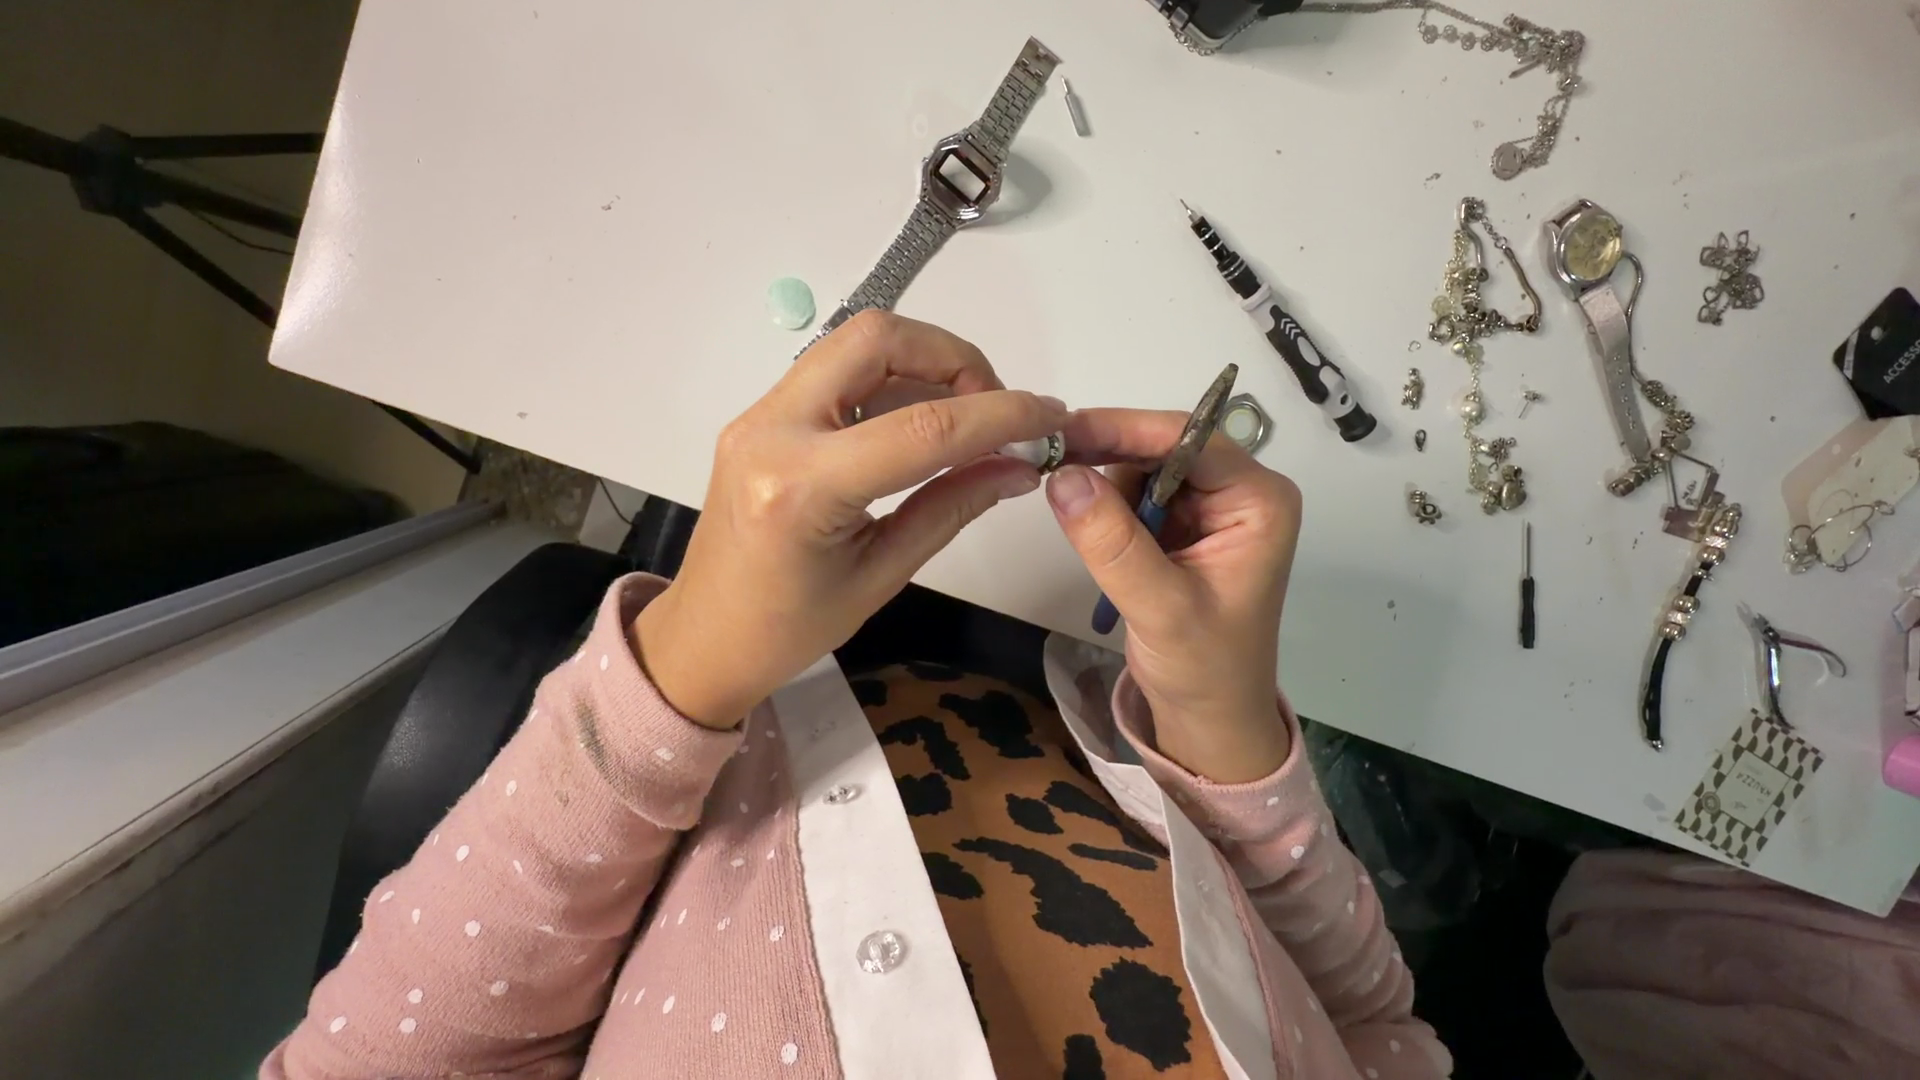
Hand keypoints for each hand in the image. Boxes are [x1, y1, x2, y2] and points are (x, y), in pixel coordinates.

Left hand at [632, 312, 1066, 728]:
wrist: (704, 637)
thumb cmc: (791, 629)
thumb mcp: (883, 574)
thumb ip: (953, 506)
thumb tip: (1020, 465)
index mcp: (802, 488)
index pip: (923, 427)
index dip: (1000, 414)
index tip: (1050, 415)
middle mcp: (772, 430)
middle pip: (877, 340)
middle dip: (954, 356)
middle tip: (994, 405)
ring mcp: (759, 415)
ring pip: (855, 345)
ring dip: (923, 363)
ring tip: (966, 415)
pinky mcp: (761, 416)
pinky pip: (836, 372)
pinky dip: (891, 382)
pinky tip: (921, 423)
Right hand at [1045, 409, 1301, 782]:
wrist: (1211, 716)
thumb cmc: (1204, 669)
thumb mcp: (1159, 607)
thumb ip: (1112, 543)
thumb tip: (1062, 476)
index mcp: (1258, 502)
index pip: (1188, 439)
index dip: (1125, 428)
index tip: (1065, 431)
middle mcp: (1240, 493)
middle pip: (1165, 445)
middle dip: (1110, 452)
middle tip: (1052, 460)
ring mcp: (1211, 509)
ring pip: (1145, 465)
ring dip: (1106, 482)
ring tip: (1079, 521)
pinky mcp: (1184, 527)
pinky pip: (1138, 494)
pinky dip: (1108, 504)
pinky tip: (1092, 529)